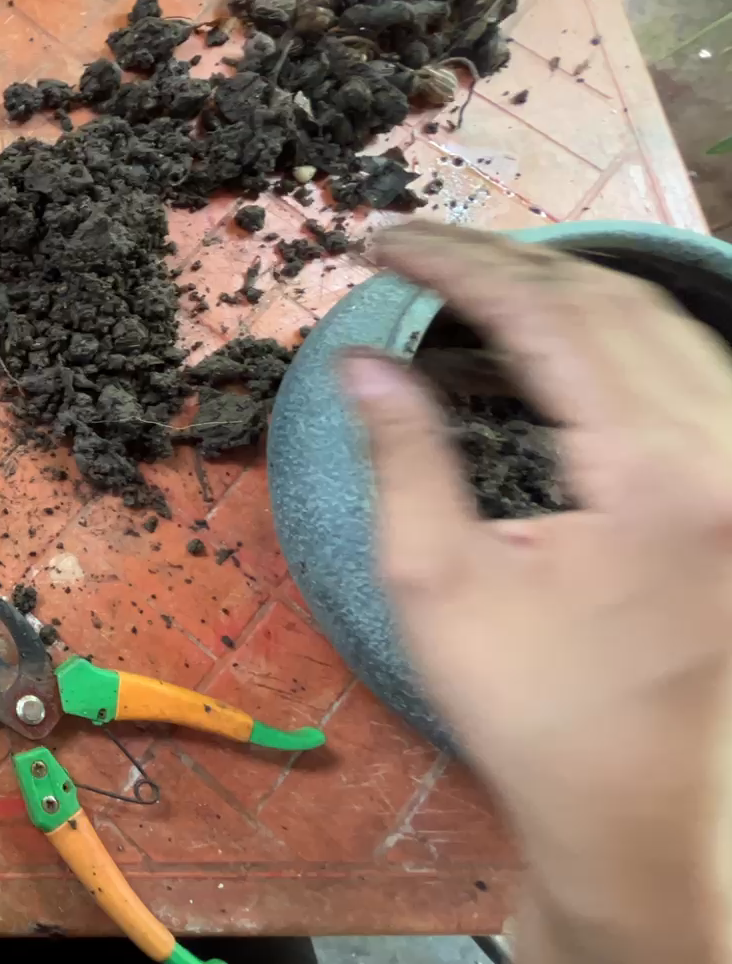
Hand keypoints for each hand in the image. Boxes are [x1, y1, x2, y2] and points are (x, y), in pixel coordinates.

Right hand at [340, 223, 731, 962]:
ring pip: (661, 323)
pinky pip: (681, 364)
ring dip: (548, 282)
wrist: (634, 798)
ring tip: (453, 271)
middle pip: (614, 303)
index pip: (548, 319)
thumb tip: (359, 362)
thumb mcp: (429, 574)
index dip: (453, 266)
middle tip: (401, 242)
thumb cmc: (515, 693)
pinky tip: (532, 328)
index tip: (374, 244)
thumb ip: (401, 453)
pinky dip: (595, 326)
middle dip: (497, 256)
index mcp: (660, 477)